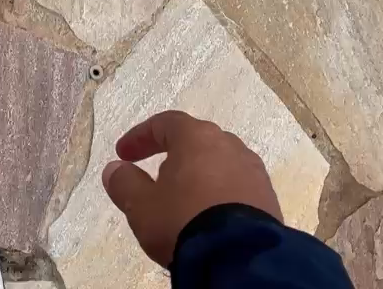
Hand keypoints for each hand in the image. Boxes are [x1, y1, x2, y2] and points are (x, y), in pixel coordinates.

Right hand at [100, 110, 282, 266]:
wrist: (241, 258)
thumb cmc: (184, 221)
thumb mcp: (142, 206)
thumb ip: (124, 183)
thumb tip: (114, 169)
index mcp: (195, 136)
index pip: (164, 123)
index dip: (140, 137)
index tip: (123, 154)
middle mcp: (227, 143)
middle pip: (194, 141)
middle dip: (172, 155)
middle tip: (154, 177)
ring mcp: (252, 169)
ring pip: (218, 163)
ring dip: (198, 175)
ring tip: (184, 200)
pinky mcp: (268, 197)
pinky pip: (236, 185)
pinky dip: (219, 193)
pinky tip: (210, 215)